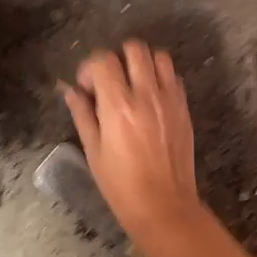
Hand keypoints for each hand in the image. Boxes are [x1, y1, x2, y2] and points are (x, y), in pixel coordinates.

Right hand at [62, 40, 208, 236]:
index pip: (103, 60)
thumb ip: (83, 116)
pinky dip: (161, 79)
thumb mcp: (94, 153)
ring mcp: (169, 100)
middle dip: (118, 59)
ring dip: (143, 64)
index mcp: (118, 106)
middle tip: (111, 83)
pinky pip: (174, 78)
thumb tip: (72, 92)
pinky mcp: (184, 110)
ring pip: (159, 57)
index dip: (91, 69)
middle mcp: (146, 95)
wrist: (164, 207)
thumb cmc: (122, 187)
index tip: (87, 88)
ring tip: (135, 86)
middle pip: (134, 49)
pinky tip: (152, 101)